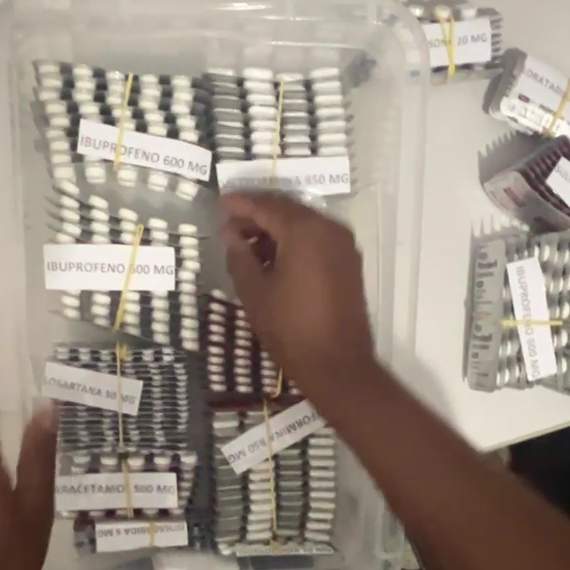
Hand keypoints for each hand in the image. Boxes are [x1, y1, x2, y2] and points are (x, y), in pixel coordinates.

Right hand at [218, 192, 379, 396]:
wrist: (337, 365)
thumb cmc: (290, 329)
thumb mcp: (255, 292)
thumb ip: (239, 256)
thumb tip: (229, 233)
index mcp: (304, 230)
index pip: (267, 205)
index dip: (240, 204)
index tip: (219, 204)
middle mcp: (329, 228)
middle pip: (288, 211)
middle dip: (258, 215)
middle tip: (230, 225)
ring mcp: (344, 246)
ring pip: (304, 225)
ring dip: (275, 230)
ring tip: (246, 246)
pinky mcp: (349, 264)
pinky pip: (317, 241)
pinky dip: (294, 243)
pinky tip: (273, 260)